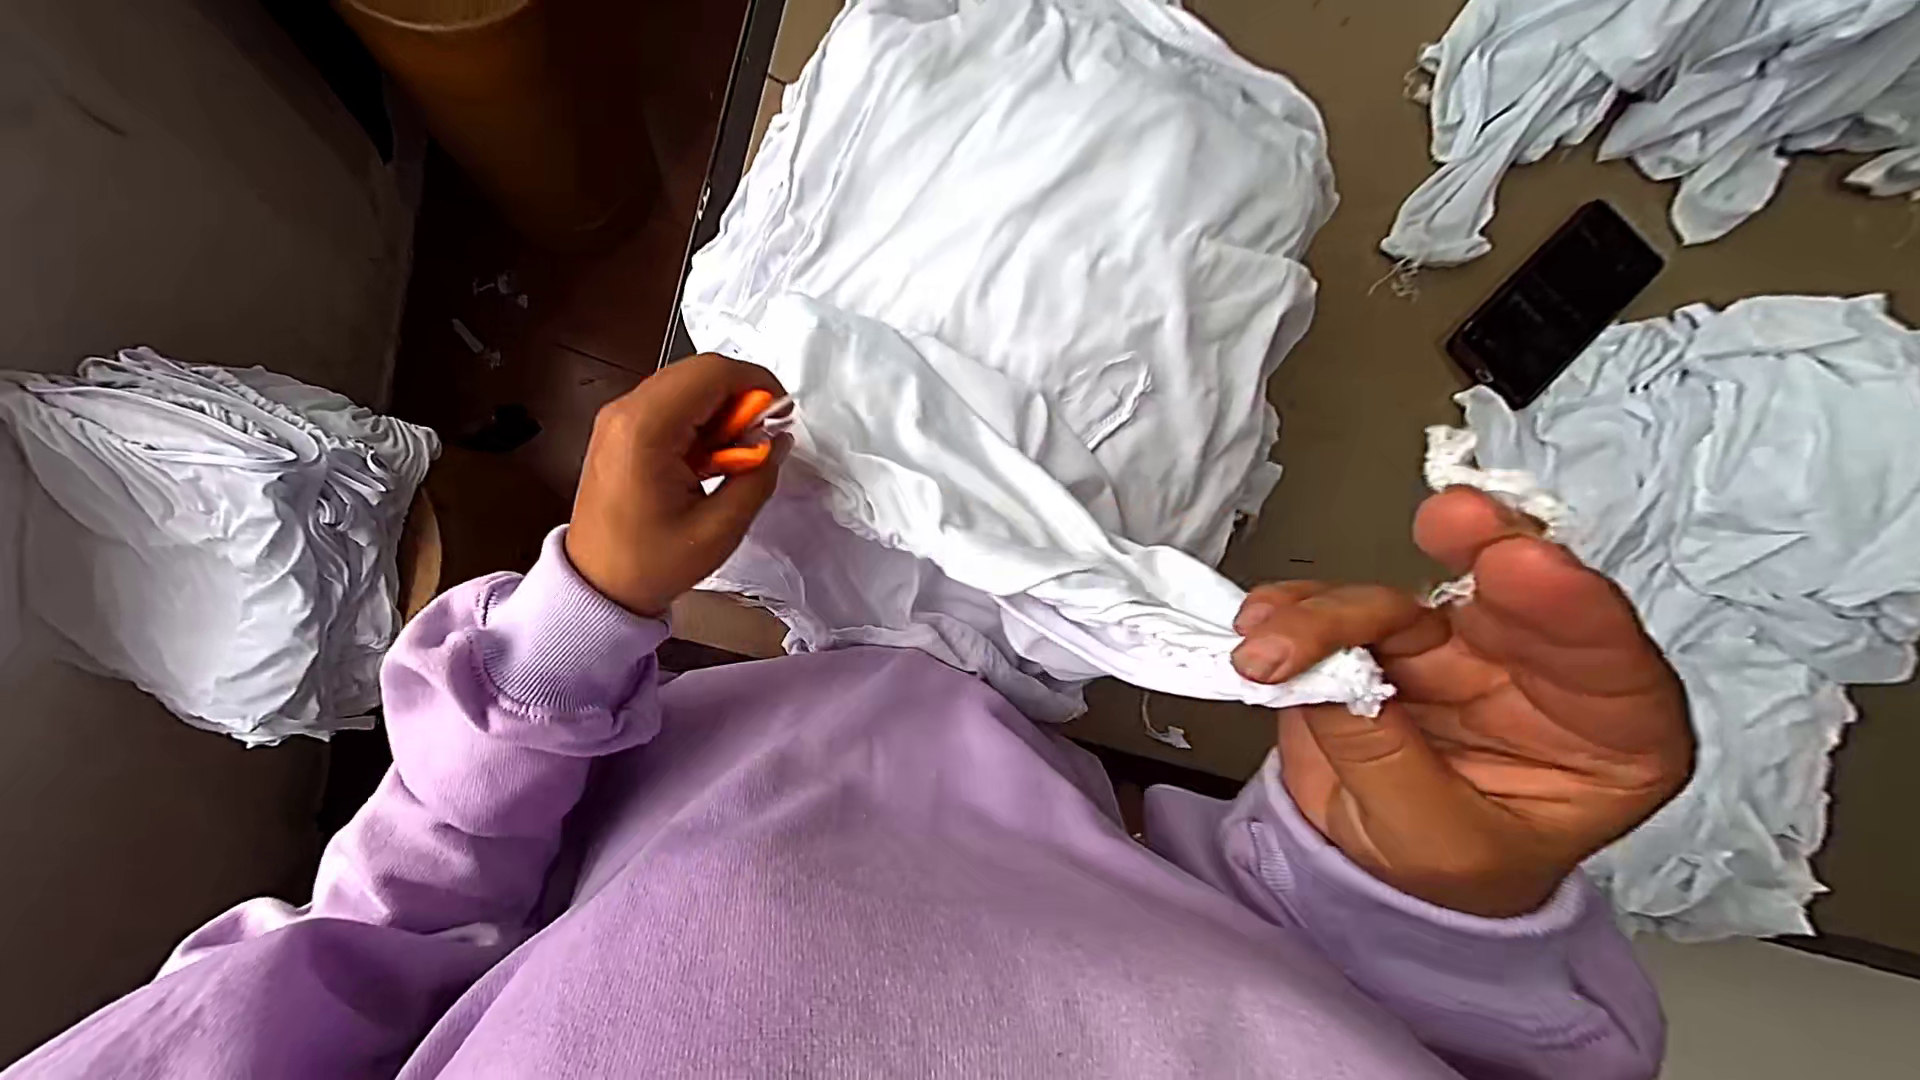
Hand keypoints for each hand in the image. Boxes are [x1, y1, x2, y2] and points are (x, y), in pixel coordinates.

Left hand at [566, 354, 787, 616]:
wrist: (597, 584)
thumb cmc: (652, 562)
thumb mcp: (721, 528)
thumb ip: (758, 477)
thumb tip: (778, 440)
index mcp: (646, 430)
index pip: (713, 372)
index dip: (758, 384)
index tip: (781, 417)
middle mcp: (626, 411)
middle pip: (700, 371)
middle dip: (742, 397)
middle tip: (762, 440)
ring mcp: (619, 417)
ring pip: (689, 385)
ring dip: (723, 410)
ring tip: (736, 455)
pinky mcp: (622, 429)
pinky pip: (673, 404)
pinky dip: (703, 421)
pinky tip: (711, 458)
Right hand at [1230, 488, 1692, 917]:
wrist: (1370, 866)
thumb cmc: (1443, 871)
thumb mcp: (1433, 840)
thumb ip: (1386, 758)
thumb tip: (1332, 677)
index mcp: (1594, 732)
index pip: (1604, 660)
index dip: (1568, 603)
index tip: (1520, 562)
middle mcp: (1519, 672)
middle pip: (1496, 601)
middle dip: (1472, 550)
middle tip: (1447, 520)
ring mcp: (1438, 649)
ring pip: (1386, 602)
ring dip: (1322, 612)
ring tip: (1267, 647)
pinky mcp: (1367, 641)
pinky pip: (1326, 609)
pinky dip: (1288, 610)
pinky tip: (1262, 621)